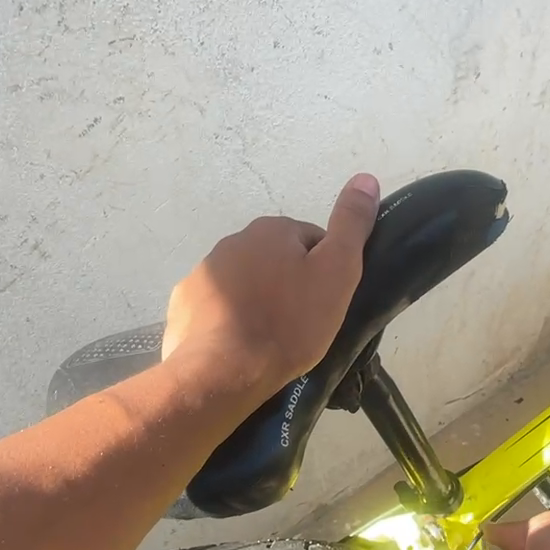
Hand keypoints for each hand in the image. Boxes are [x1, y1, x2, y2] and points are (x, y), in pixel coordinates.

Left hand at [162, 173, 381, 399]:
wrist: (225, 371)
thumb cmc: (289, 324)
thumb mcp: (336, 274)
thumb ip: (351, 226)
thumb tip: (366, 178)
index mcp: (272, 230)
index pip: (310, 242)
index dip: (324, 274)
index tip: (326, 305)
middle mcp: (232, 242)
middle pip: (273, 262)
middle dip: (287, 287)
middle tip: (301, 327)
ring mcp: (202, 274)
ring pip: (243, 286)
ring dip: (257, 304)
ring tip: (269, 341)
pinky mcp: (184, 307)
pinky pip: (215, 310)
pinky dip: (227, 324)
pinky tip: (238, 348)